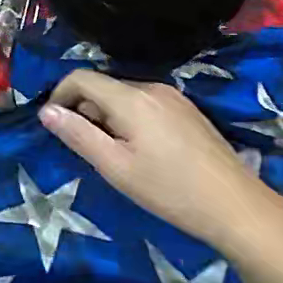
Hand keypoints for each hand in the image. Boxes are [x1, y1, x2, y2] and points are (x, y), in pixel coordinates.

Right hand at [40, 70, 282, 254]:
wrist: (235, 205)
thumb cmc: (169, 190)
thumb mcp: (116, 167)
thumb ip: (79, 135)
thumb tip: (47, 111)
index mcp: (131, 97)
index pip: (81, 78)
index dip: (59, 96)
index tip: (53, 125)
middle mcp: (152, 87)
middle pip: (104, 87)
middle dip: (85, 111)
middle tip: (87, 152)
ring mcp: (174, 97)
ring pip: (125, 97)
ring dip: (108, 118)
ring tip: (115, 157)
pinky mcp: (188, 110)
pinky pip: (146, 104)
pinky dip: (131, 120)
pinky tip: (143, 153)